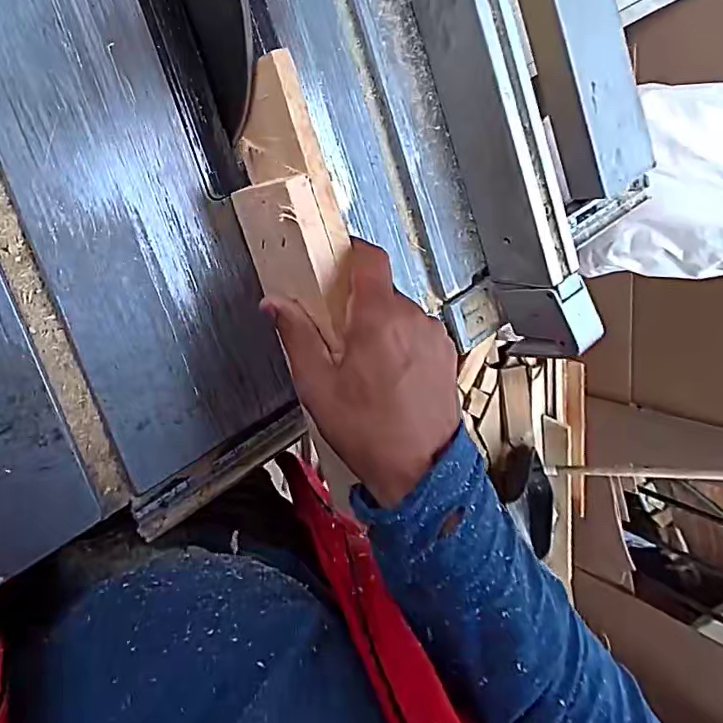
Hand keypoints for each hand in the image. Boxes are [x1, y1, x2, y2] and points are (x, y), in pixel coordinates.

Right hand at [265, 239, 461, 507]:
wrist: (423, 472)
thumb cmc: (374, 435)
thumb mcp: (317, 386)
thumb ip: (296, 336)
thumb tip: (277, 307)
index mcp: (378, 320)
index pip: (370, 257)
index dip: (351, 250)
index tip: (337, 256)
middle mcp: (412, 320)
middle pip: (379, 287)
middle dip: (356, 302)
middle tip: (338, 331)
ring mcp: (433, 336)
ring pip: (398, 310)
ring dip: (379, 324)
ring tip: (363, 363)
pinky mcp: (445, 352)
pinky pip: (416, 330)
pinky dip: (399, 340)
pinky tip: (387, 374)